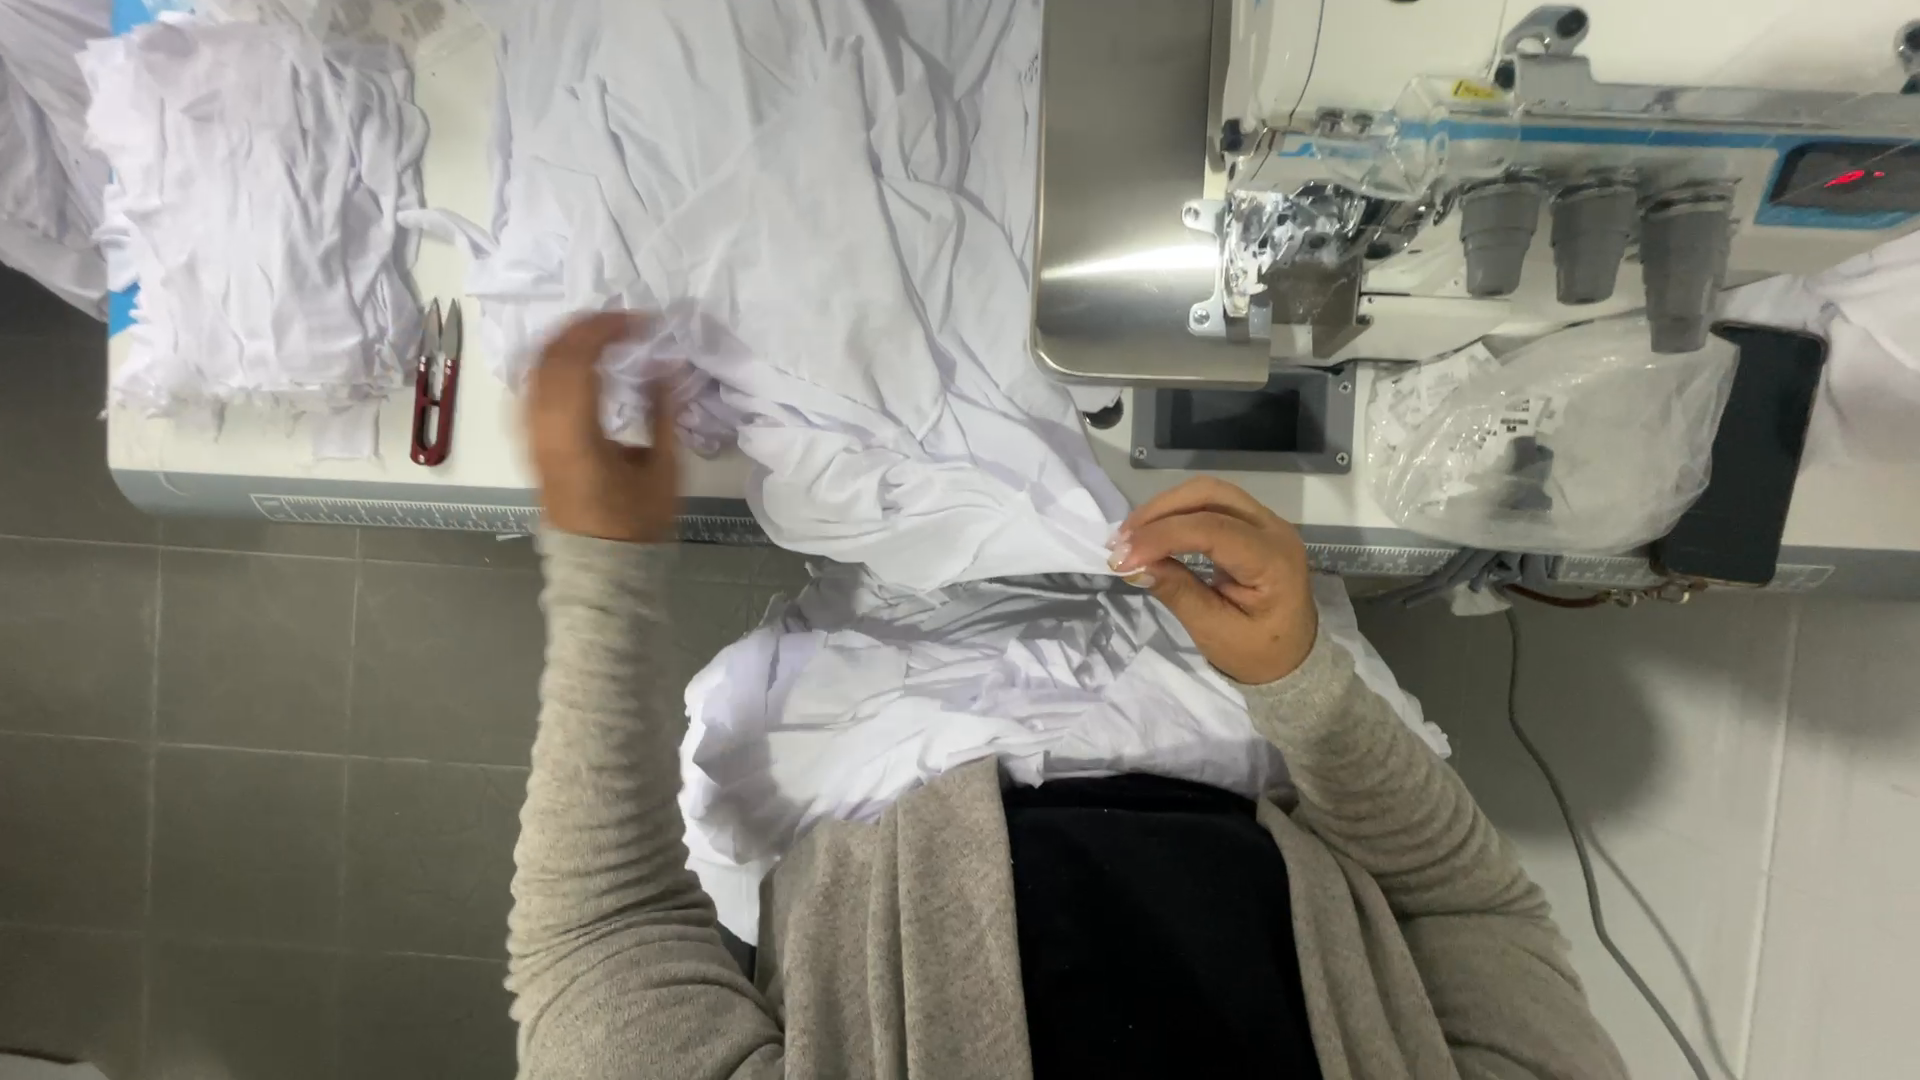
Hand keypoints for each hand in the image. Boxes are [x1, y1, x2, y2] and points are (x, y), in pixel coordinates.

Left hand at [525, 312, 679, 542]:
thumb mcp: (663, 468)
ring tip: (599, 333)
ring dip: (565, 339)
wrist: (600, 561)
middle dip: (587, 326)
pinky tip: (572, 361)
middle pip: (551, 354)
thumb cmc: (636, 520)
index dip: (610, 331)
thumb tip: (665, 366)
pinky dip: (550, 361)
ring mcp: (528, 432)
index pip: (581, 361)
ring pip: (533, 365)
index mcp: (577, 434)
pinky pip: (529, 384)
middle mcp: (543, 427)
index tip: (644, 323)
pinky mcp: (527, 438)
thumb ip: (661, 412)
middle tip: (624, 320)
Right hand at [1108, 477, 1317, 684]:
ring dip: (1163, 509)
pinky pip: (1209, 504)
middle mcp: (1273, 529)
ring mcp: (1264, 522)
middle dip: (1159, 512)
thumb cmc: (1256, 652)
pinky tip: (1150, 533)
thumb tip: (1134, 565)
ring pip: (1206, 492)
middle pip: (1209, 494)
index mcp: (1273, 560)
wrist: (1292, 659)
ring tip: (1130, 537)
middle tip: (1121, 542)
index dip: (1161, 537)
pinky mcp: (1250, 524)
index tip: (1121, 559)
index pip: (1212, 529)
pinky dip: (1174, 513)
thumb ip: (1177, 592)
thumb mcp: (1214, 631)